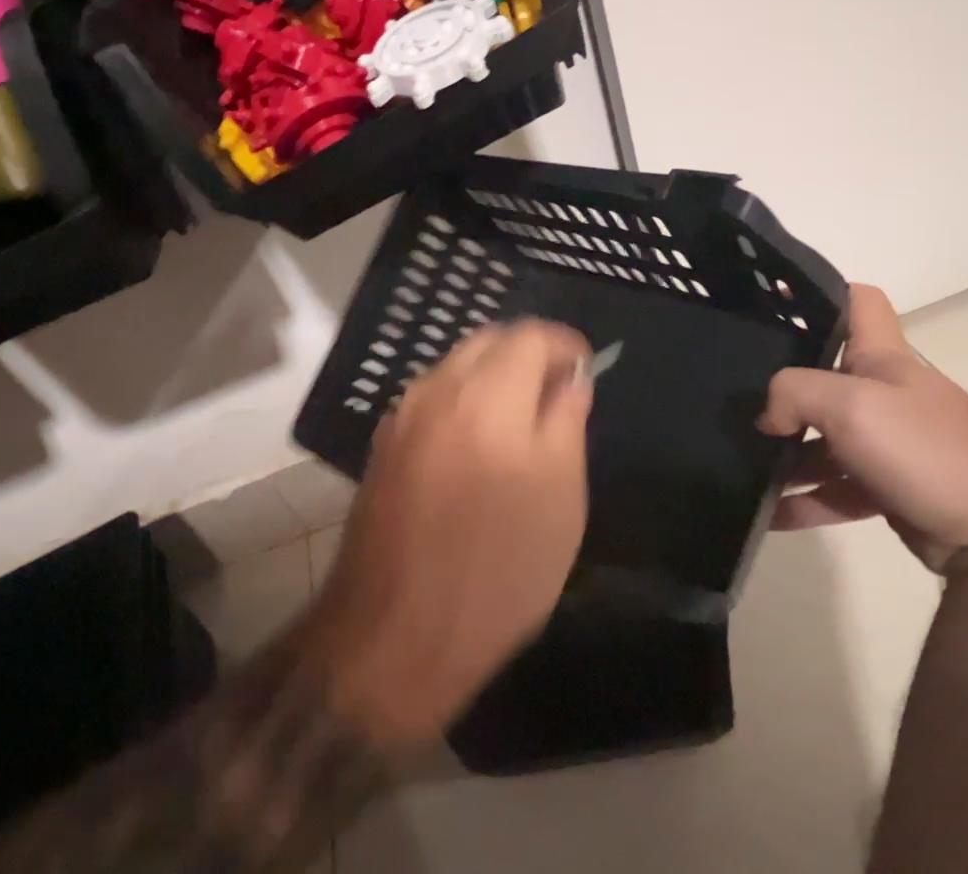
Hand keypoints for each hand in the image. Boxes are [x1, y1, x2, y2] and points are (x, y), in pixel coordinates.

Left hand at [291, 320, 593, 753]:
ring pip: (453, 371)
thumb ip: (565, 423)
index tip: (586, 371)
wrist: (396, 632)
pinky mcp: (381, 450)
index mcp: (484, 397)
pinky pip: (430, 403)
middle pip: (485, 344)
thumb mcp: (559, 499)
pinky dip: (462, 404)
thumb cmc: (498, 571)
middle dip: (526, 357)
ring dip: (491, 379)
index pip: (527, 335)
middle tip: (559, 395)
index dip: (563, 345)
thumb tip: (569, 380)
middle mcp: (433, 393)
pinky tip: (480, 446)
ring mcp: (399, 420)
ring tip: (524, 423)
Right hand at [758, 284, 967, 574]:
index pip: (859, 303)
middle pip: (826, 379)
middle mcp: (888, 397)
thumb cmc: (929, 452)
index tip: (772, 303)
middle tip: (735, 404)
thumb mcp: (853, 406)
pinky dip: (803, 502)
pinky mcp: (892, 492)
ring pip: (825, 443)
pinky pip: (836, 492)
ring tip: (742, 469)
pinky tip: (769, 515)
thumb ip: (795, 394)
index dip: (818, 294)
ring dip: (785, 456)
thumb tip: (768, 417)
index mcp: (886, 361)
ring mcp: (891, 447)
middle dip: (781, 391)